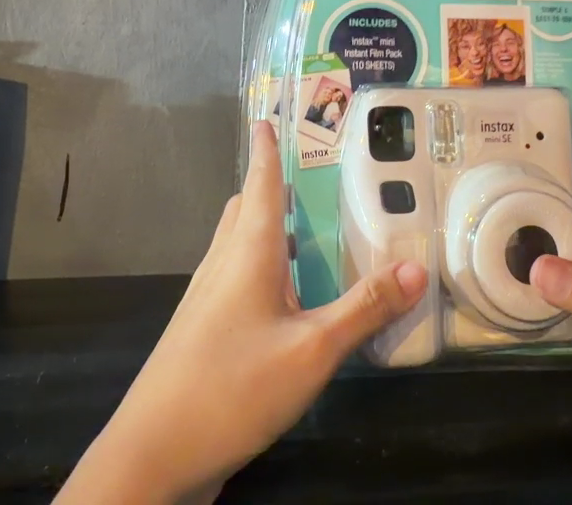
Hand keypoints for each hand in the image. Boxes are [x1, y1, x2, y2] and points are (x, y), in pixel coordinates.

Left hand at [56, 120, 427, 504]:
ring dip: (266, 228)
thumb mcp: (313, 351)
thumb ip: (364, 309)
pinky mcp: (202, 330)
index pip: (259, 184)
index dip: (266, 150)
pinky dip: (260, 265)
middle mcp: (222, 264)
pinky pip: (233, 276)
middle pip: (245, 210)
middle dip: (270, 188)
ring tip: (307, 232)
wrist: (155, 454)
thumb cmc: (233, 387)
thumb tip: (416, 266)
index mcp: (247, 252)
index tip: (267, 118)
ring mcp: (206, 299)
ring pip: (237, 244)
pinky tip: (284, 296)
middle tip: (311, 180)